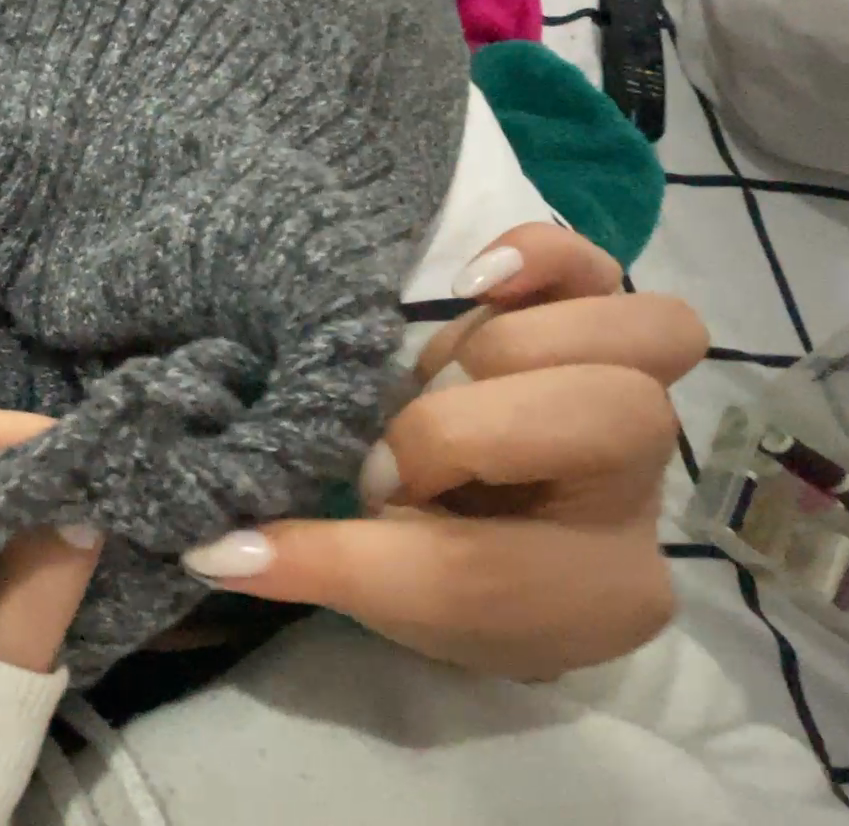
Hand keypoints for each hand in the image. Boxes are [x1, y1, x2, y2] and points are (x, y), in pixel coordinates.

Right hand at [182, 223, 708, 680]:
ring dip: (508, 349)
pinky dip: (541, 263)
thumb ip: (307, 564)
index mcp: (589, 586)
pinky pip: (602, 270)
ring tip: (444, 380)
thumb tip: (209, 548)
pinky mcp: (591, 332)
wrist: (519, 551)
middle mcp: (638, 488)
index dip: (373, 544)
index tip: (292, 529)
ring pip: (639, 334)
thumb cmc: (460, 584)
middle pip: (615, 417)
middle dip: (464, 430)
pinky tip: (476, 281)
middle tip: (392, 458)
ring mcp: (627, 396)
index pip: (498, 562)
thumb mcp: (384, 586)